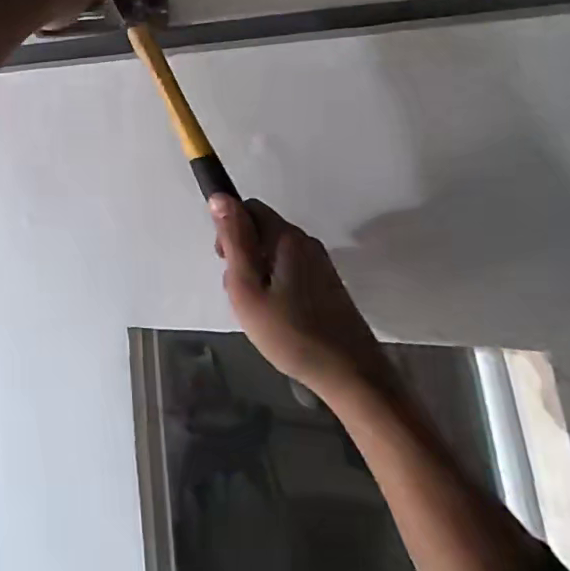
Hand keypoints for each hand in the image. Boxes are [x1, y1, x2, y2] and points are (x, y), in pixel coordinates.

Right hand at [210, 195, 393, 397]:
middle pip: (263, 230)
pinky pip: (291, 270)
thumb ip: (234, 241)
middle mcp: (307, 242)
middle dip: (244, 254)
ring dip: (259, 272)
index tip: (225, 263)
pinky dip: (276, 284)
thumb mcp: (247, 287)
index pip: (249, 208)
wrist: (349, 373)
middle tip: (240, 293)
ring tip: (258, 310)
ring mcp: (321, 263)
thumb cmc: (289, 332)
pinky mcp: (328, 284)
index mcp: (287, 238)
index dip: (229, 230)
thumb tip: (219, 197)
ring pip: (276, 253)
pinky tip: (278, 317)